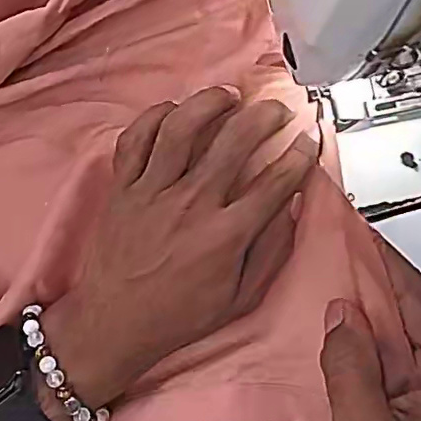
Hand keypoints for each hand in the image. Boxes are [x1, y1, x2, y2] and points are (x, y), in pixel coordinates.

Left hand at [42, 87, 317, 409]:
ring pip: (182, 127)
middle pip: (234, 141)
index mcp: (225, 235)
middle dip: (265, 116)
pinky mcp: (123, 188)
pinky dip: (154, 117)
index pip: (275, 181)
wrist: (114, 322)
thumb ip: (271, 252)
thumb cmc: (176, 316)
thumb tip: (291, 207)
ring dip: (210, 103)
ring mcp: (152, 192)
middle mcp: (190, 205)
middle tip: (276, 112)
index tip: (306, 141)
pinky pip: (136, 139)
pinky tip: (173, 113)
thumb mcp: (240, 299)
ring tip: (229, 98)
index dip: (299, 154)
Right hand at [320, 239, 420, 420]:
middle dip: (380, 286)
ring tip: (345, 298)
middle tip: (336, 257)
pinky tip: (374, 348)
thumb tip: (342, 310)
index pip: (417, 293)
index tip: (352, 224)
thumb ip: (348, 366)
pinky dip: (404, 347)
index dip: (381, 257)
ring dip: (390, 319)